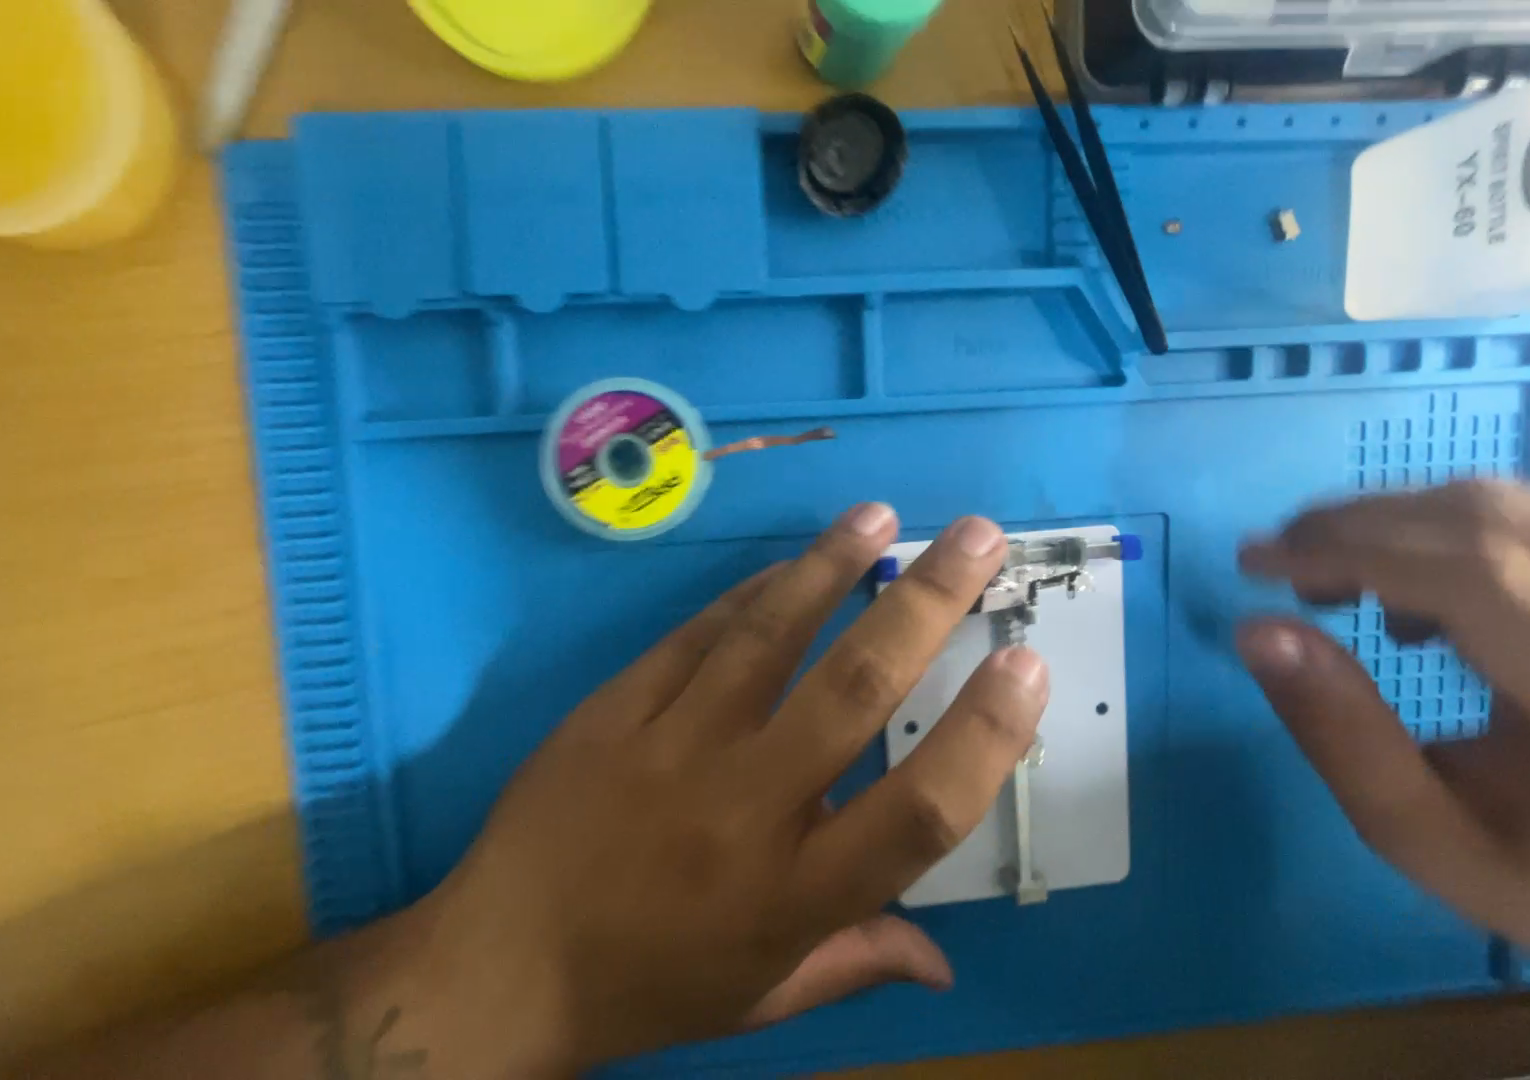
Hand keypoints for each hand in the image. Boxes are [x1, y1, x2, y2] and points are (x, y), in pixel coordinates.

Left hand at [383, 505, 1048, 1075]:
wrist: (503, 960)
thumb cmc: (645, 984)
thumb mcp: (760, 996)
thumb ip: (856, 962)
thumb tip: (945, 958)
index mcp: (794, 893)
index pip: (918, 811)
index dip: (982, 736)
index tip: (1025, 665)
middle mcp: (744, 806)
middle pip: (851, 689)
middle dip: (926, 605)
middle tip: (975, 540)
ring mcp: (672, 747)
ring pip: (767, 638)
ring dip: (830, 569)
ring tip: (879, 518)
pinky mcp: (615, 710)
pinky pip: (694, 638)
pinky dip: (747, 594)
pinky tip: (784, 565)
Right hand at [1237, 480, 1529, 1003]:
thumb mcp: (1421, 836)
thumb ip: (1338, 734)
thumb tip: (1257, 629)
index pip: (1478, 580)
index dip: (1349, 551)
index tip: (1253, 562)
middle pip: (1497, 522)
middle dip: (1359, 524)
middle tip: (1279, 563)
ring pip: (1518, 512)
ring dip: (1395, 524)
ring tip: (1331, 581)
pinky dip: (1440, 540)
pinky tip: (1407, 597)